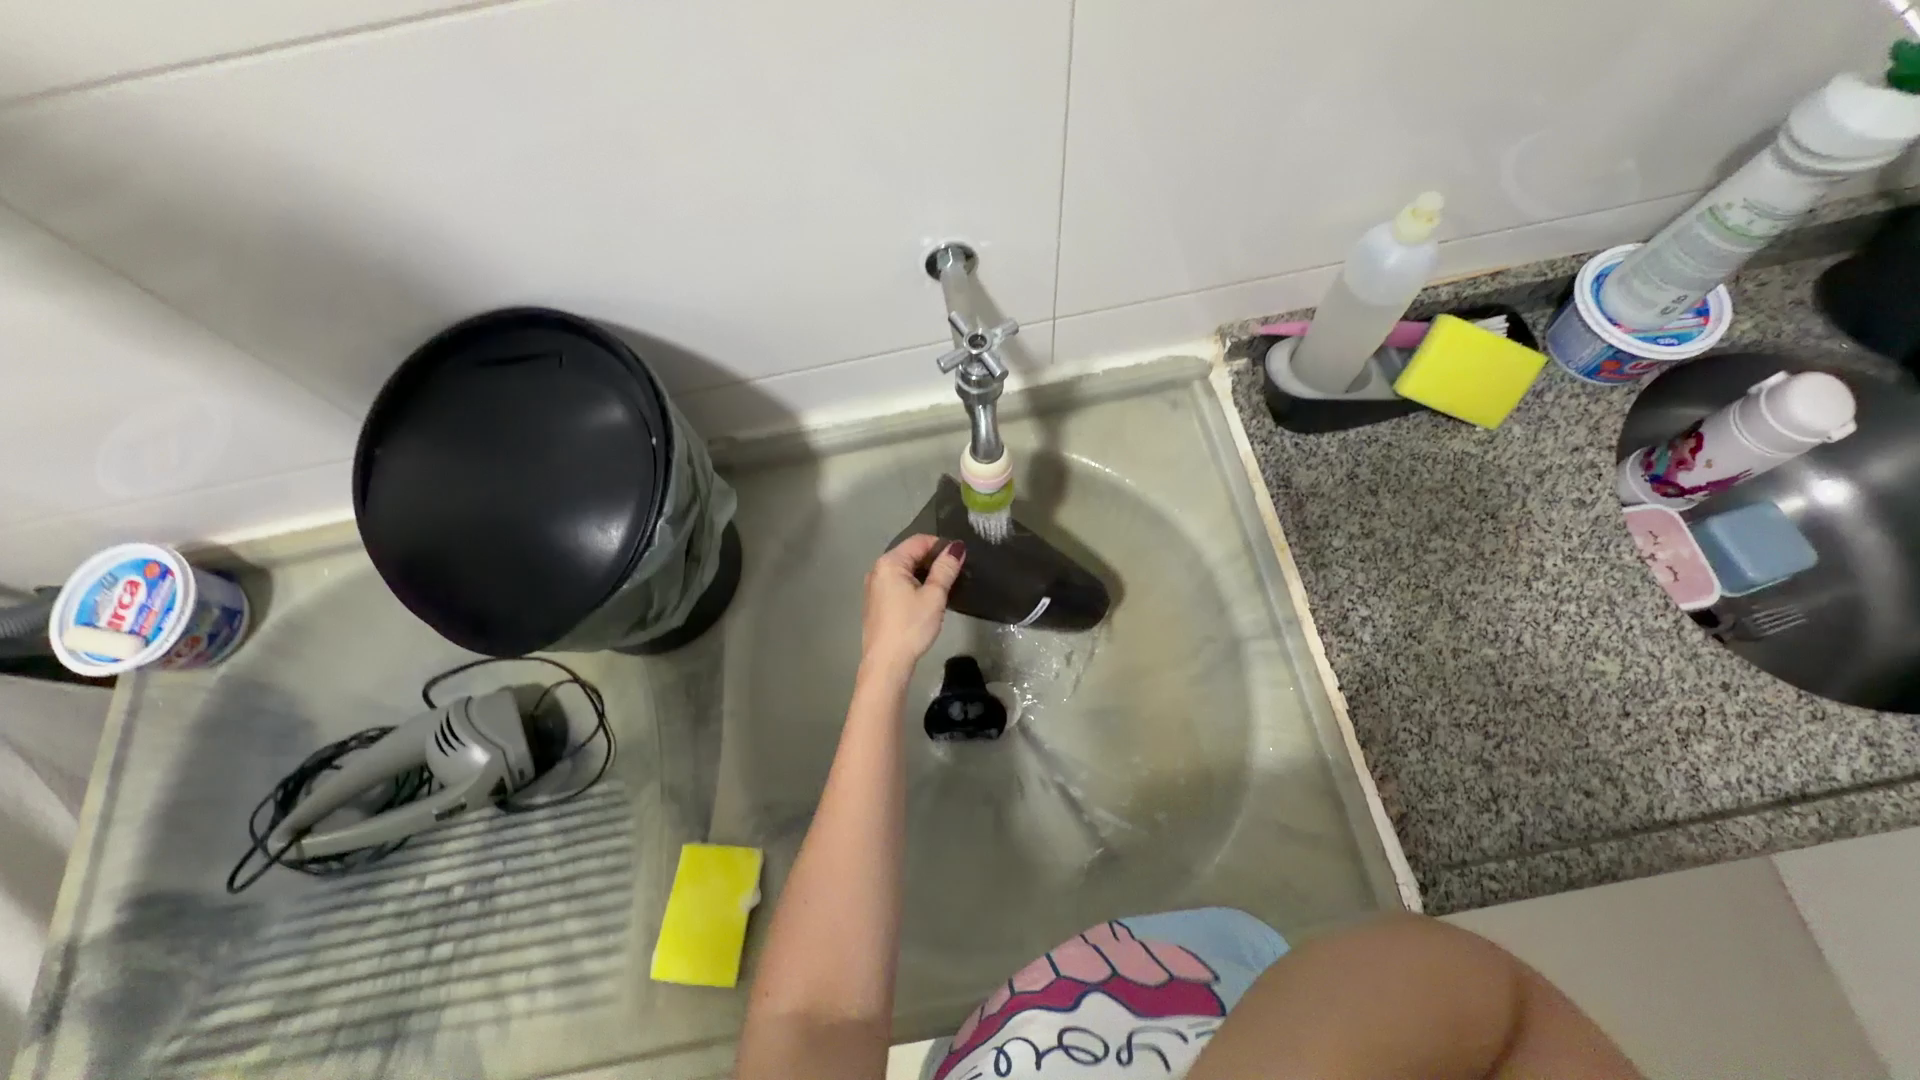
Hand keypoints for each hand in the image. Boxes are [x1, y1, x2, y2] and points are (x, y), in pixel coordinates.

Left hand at [860, 534, 965, 675]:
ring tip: (945, 587)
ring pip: (904, 570)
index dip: (941, 545)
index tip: (960, 558)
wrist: (886, 663)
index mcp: (889, 562)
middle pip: (910, 554)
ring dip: (924, 574)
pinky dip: (913, 585)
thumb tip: (957, 548)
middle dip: (933, 560)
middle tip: (955, 574)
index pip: (919, 541)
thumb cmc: (911, 626)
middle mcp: (877, 569)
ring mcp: (874, 586)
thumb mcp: (934, 596)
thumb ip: (945, 569)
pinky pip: (897, 583)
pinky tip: (926, 599)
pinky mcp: (876, 602)